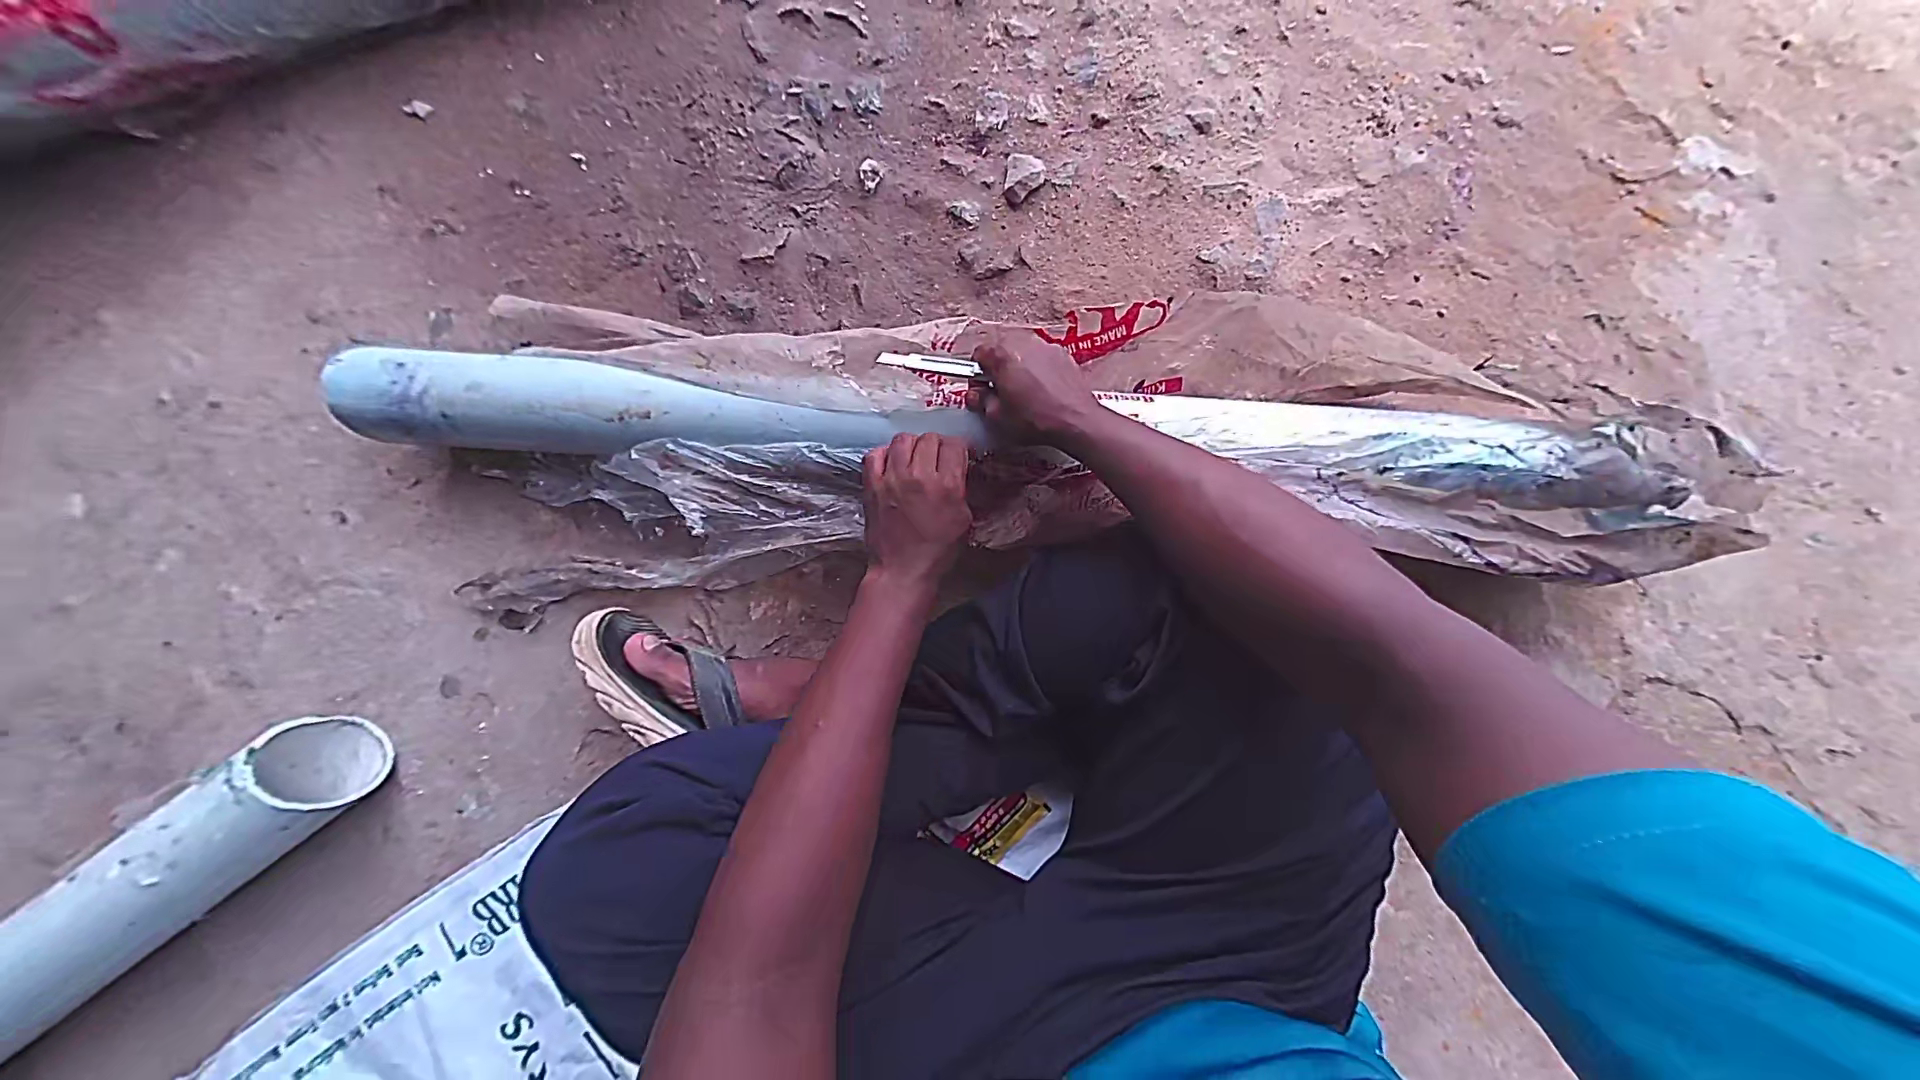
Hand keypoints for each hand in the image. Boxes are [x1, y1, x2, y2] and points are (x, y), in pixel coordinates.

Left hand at [862, 433, 972, 583]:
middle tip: (937, 459)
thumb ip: (961, 488)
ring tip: (915, 459)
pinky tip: (893, 465)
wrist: (902, 570)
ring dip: (913, 446)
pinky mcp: (872, 485)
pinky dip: (885, 454)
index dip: (959, 448)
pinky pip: (876, 454)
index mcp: (946, 486)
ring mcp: (892, 479)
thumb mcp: (963, 519)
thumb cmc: (936, 550)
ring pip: (903, 440)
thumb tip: (959, 467)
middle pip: (929, 438)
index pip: (954, 445)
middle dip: (937, 446)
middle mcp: (918, 477)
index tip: (958, 455)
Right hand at [955, 325, 1104, 445]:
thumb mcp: (997, 417)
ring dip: (1017, 367)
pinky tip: (1040, 390)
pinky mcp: (1062, 354)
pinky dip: (1036, 369)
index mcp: (1002, 355)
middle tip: (1000, 392)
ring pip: (1021, 352)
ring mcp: (1045, 347)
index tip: (980, 388)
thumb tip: (975, 395)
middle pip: (1000, 349)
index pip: (978, 353)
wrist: (1076, 420)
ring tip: (1022, 393)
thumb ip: (980, 401)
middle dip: (996, 368)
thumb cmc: (1037, 419)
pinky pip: (1040, 357)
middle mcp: (1024, 343)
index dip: (975, 373)